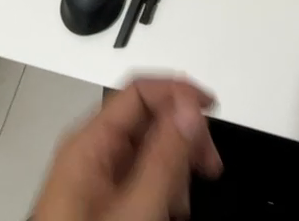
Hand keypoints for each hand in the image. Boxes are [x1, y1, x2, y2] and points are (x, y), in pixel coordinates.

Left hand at [33, 77, 223, 220]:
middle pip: (148, 117)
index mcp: (88, 144)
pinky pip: (140, 174)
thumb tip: (188, 108)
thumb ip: (164, 156)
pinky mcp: (100, 200)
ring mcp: (93, 177)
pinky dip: (162, 187)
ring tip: (181, 203)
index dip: (179, 92)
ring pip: (149, 147)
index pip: (140, 90)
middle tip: (208, 164)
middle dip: (183, 138)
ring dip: (175, 168)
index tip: (210, 109)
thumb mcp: (135, 210)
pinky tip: (168, 211)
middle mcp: (88, 153)